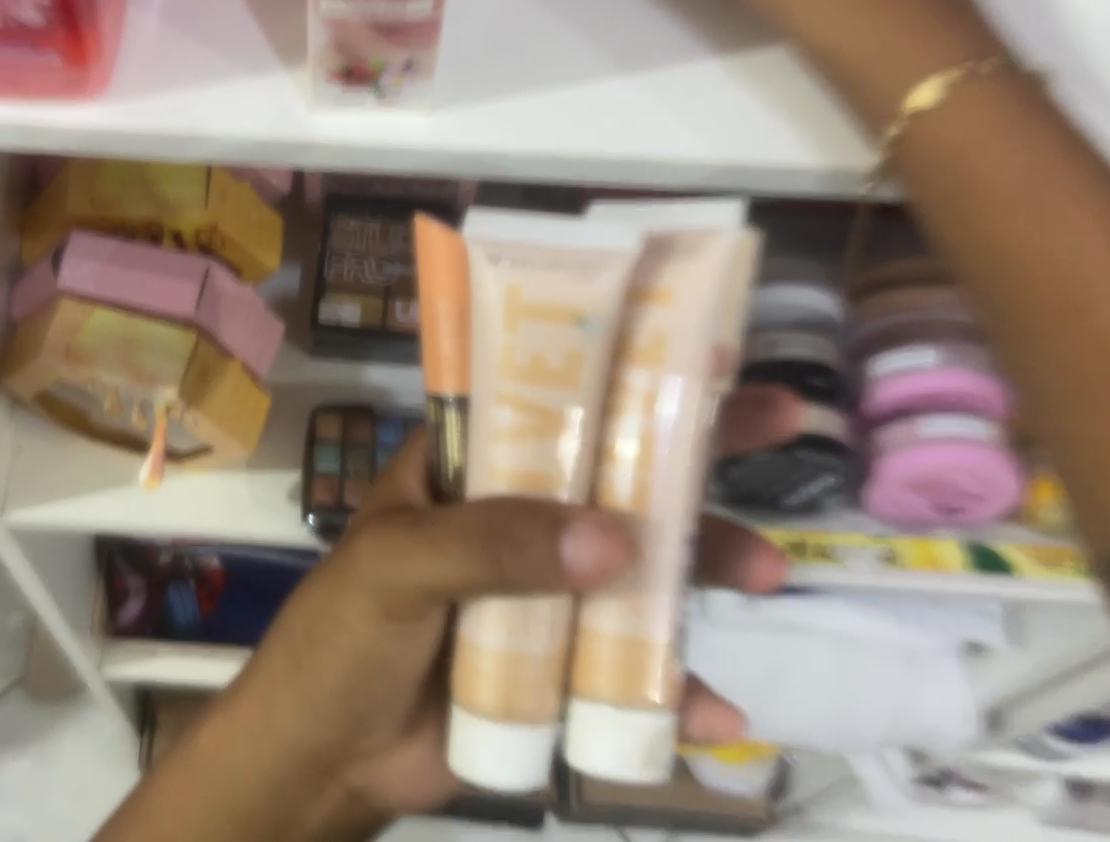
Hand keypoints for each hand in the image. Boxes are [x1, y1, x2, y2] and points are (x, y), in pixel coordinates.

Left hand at [166, 433, 787, 836]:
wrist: (327, 758)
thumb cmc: (342, 638)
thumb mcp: (397, 570)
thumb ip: (491, 546)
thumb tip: (615, 540)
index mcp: (461, 471)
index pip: (540, 402)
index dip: (612, 372)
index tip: (696, 351)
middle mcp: (507, 516)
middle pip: (607, 472)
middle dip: (688, 451)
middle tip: (783, 421)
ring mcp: (538, 588)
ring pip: (633, 562)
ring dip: (697, 563)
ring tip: (761, 571)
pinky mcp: (556, 661)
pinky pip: (628, 663)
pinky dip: (672, 684)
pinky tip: (714, 714)